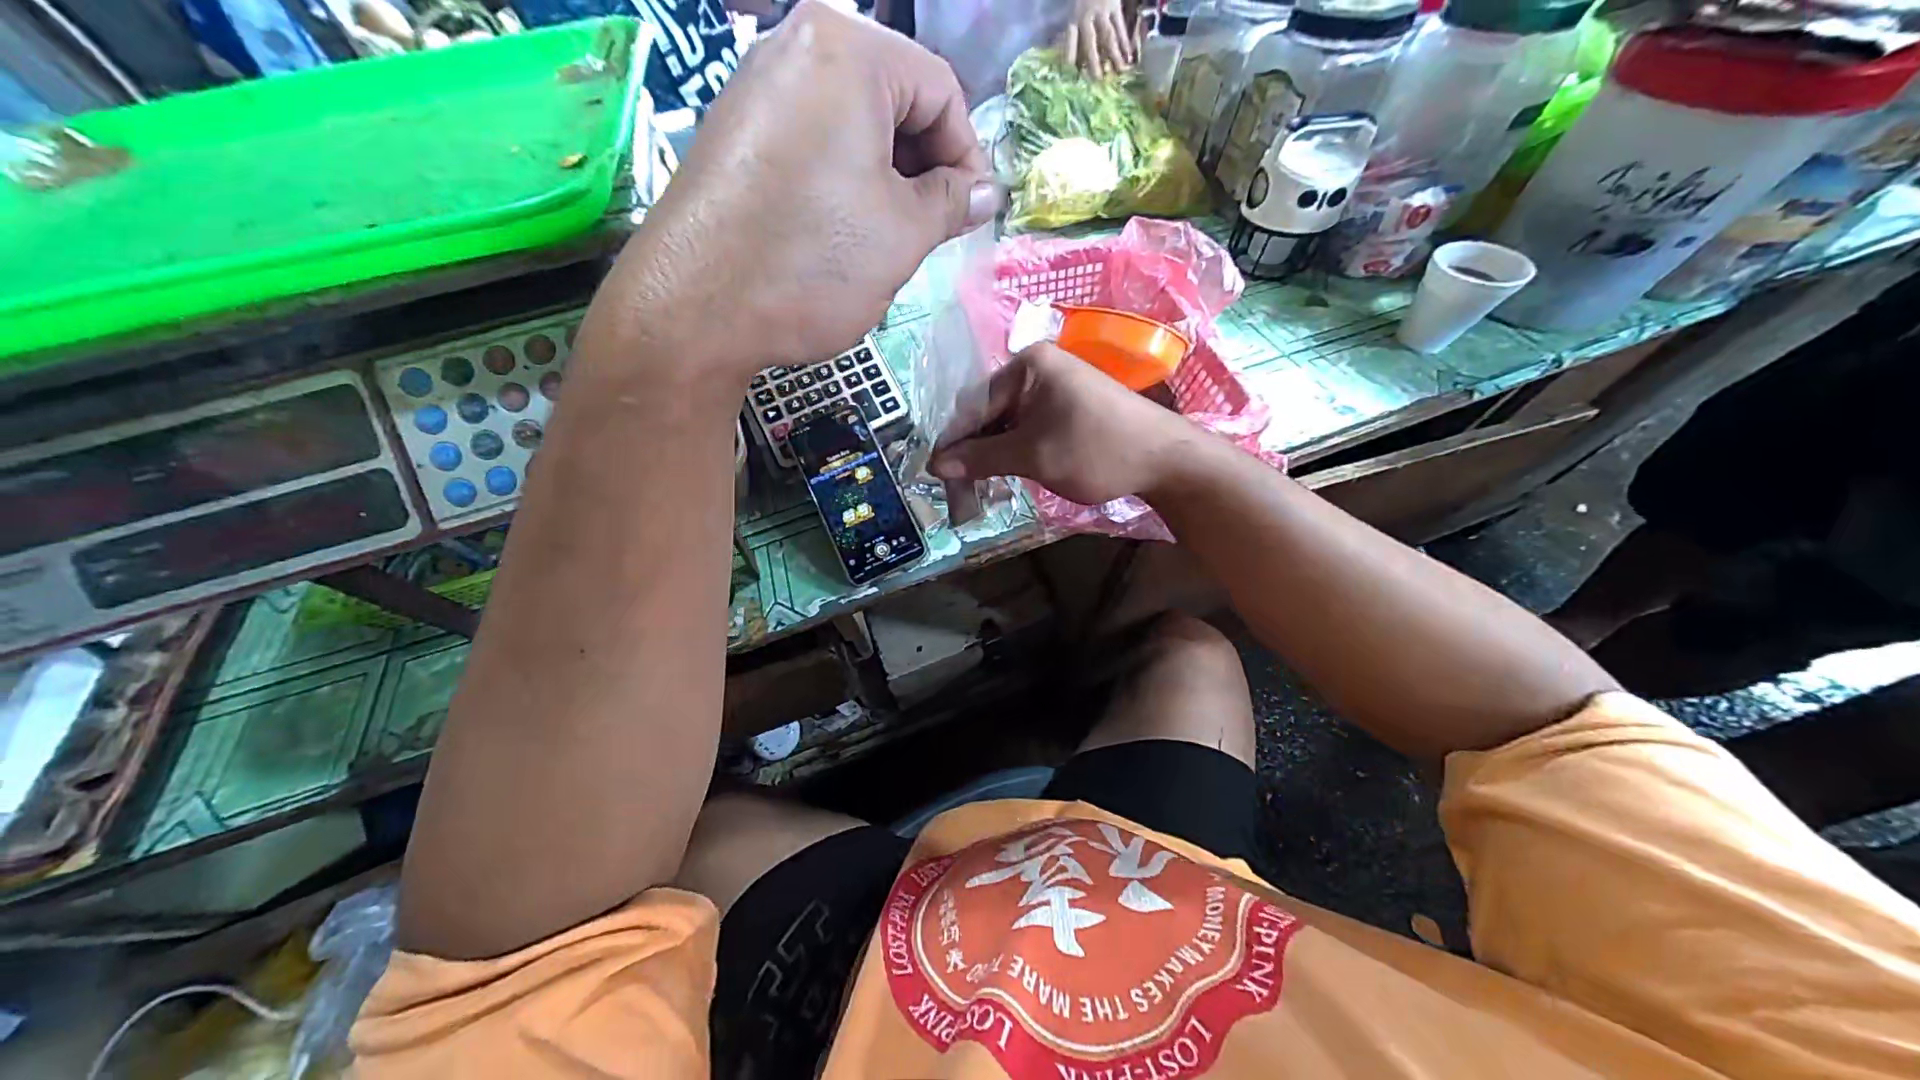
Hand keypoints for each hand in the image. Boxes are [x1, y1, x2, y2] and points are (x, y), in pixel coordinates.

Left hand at [602, 3, 997, 378]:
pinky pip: (810, 142)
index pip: (940, 89)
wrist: (694, 308)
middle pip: (892, 99)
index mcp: (846, 49)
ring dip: (885, 179)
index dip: (969, 155)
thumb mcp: (904, 234)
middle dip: (924, 167)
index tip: (975, 212)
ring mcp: (754, 88)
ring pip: (851, 124)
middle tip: (934, 229)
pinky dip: (841, 181)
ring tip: (890, 239)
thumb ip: (954, 203)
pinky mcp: (732, 133)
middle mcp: (793, 46)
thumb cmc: (812, 260)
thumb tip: (984, 194)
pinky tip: (842, 232)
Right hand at [928, 344, 1203, 504]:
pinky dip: (1017, 449)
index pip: (974, 404)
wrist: (1167, 460)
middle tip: (958, 486)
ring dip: (994, 452)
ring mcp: (1057, 386)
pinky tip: (1009, 472)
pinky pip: (1030, 426)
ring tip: (980, 485)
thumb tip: (934, 464)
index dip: (954, 441)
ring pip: (1009, 421)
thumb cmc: (1096, 450)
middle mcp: (1040, 367)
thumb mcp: (1032, 456)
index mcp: (1028, 365)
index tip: (936, 474)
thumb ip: (981, 458)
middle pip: (990, 410)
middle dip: (974, 448)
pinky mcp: (1070, 407)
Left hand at [1061, 0, 1135, 78]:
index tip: (1073, 76)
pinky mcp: (1114, 6)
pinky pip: (1119, 26)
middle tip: (1098, 80)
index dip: (1071, 59)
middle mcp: (1086, 17)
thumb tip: (1073, 59)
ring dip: (1114, 55)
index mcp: (1073, 19)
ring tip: (1119, 71)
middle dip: (1094, 63)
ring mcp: (1101, 12)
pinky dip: (1125, 41)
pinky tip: (1128, 54)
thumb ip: (1074, 31)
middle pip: (1090, 44)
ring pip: (1108, 37)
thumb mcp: (1074, 10)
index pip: (1070, 42)